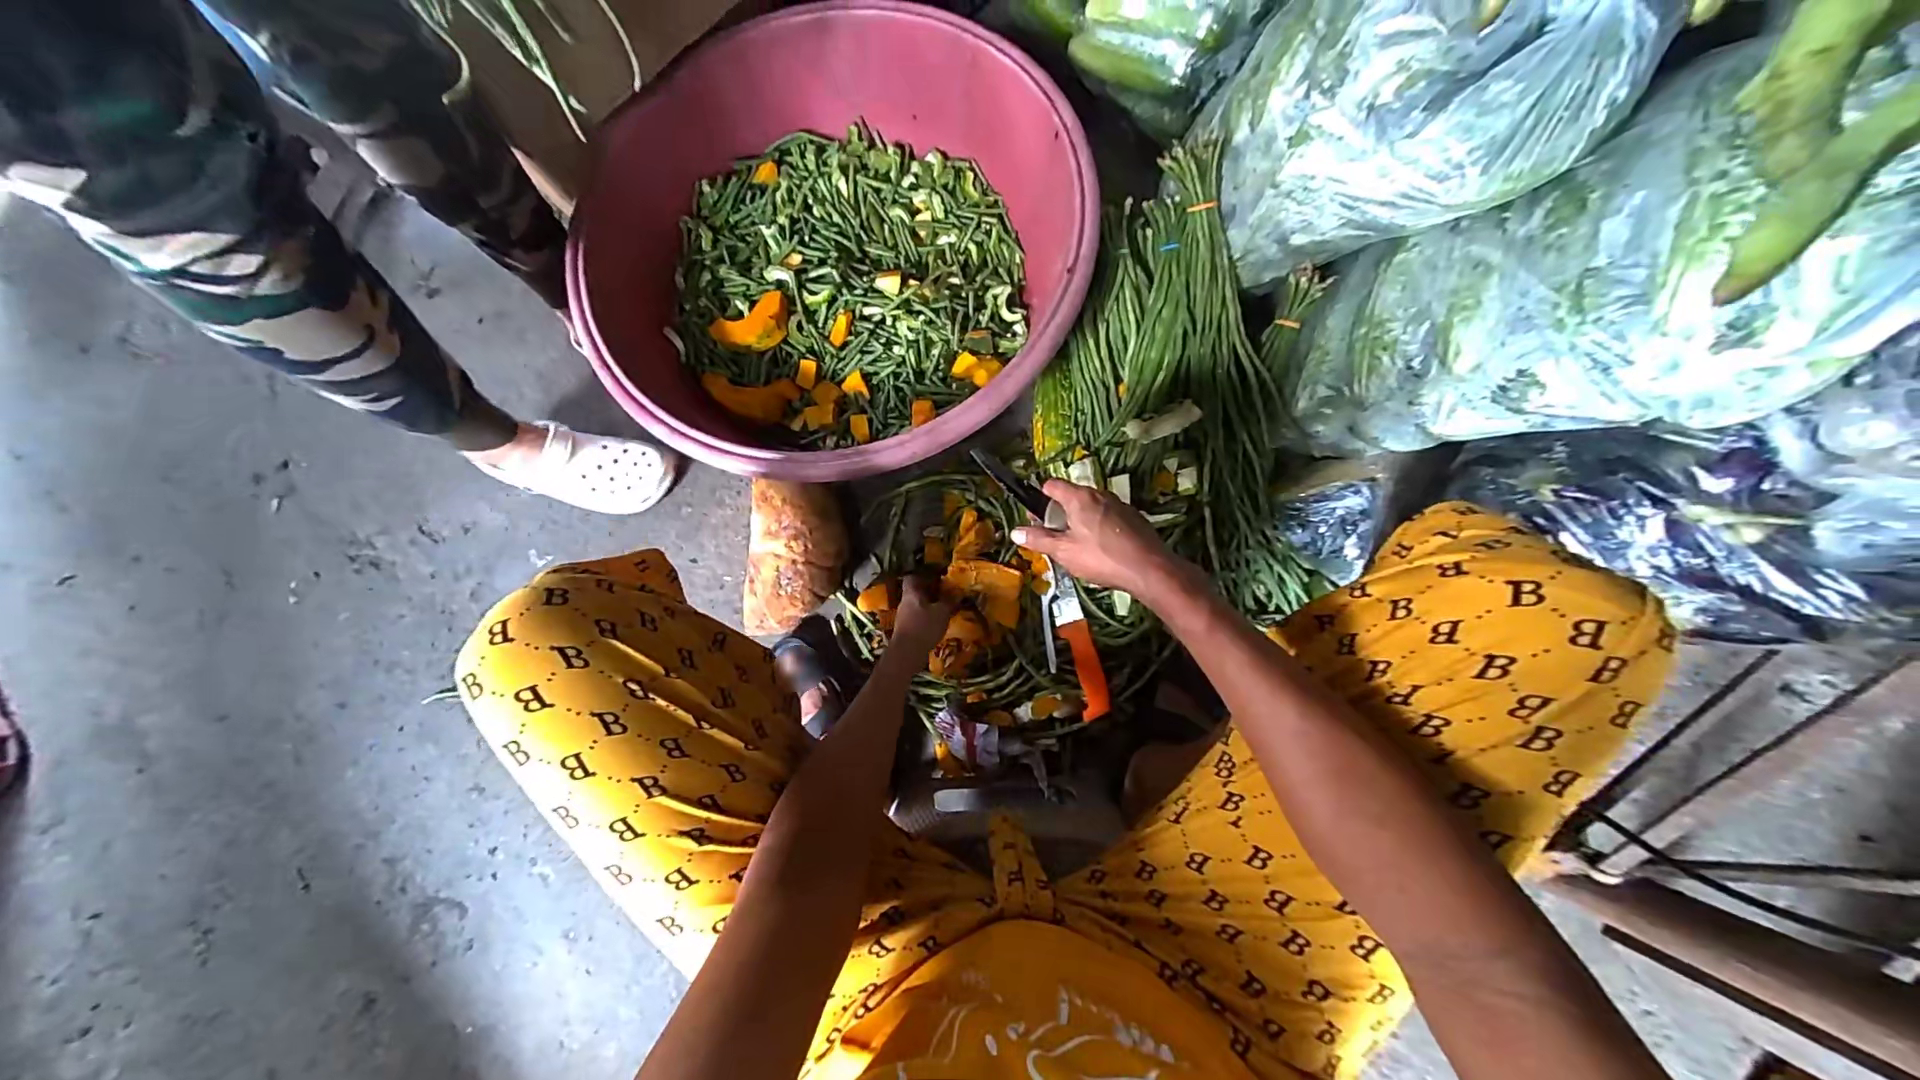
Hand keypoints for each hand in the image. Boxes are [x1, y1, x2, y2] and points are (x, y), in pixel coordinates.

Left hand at [889, 573, 952, 653]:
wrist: (907, 653)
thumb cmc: (924, 627)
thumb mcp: (942, 612)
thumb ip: (949, 601)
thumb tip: (957, 591)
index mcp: (911, 593)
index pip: (912, 577)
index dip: (923, 575)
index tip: (936, 576)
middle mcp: (905, 602)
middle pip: (915, 591)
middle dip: (929, 591)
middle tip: (944, 592)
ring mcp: (903, 616)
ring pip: (917, 604)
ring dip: (929, 605)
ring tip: (943, 607)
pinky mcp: (906, 629)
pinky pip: (917, 617)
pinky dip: (926, 617)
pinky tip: (937, 622)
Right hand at [1012, 479, 1193, 600]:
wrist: (1149, 568)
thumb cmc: (1101, 557)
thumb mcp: (1064, 551)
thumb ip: (1039, 540)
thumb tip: (1015, 532)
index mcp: (1079, 497)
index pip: (1052, 485)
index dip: (1040, 497)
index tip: (1036, 517)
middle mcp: (1099, 494)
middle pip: (1072, 496)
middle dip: (1060, 513)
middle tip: (1054, 537)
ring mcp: (1119, 505)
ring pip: (1091, 508)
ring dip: (1080, 521)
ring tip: (1078, 547)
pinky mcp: (1133, 518)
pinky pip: (1108, 518)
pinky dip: (1099, 528)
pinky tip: (1101, 551)